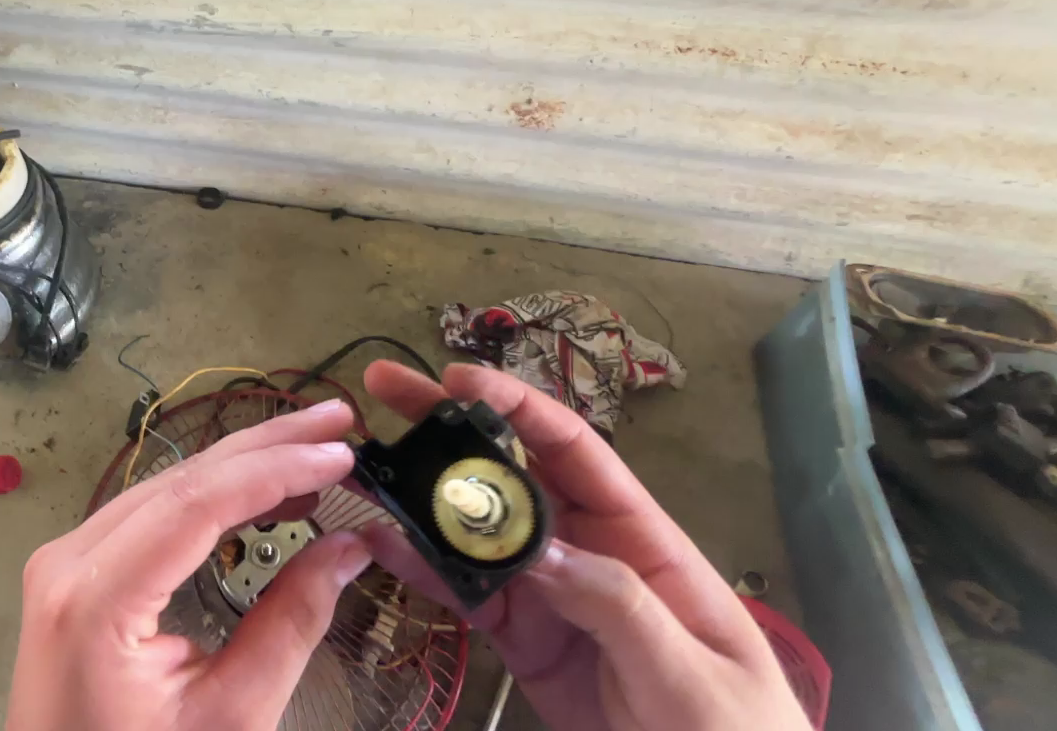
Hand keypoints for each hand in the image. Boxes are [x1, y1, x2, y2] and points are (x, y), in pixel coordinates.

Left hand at [6, 398, 373, 730]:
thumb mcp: (230, 720)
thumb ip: (290, 625)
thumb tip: (349, 545)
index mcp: (94, 598)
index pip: (194, 503)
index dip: (273, 469)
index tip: (339, 452)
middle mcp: (70, 557)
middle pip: (181, 480)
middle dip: (266, 446)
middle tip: (337, 421)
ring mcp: (68, 556)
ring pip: (168, 486)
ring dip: (244, 463)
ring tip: (314, 447)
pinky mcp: (79, 565)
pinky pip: (153, 511)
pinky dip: (213, 495)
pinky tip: (262, 488)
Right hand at [363, 360, 811, 730]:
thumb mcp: (694, 677)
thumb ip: (620, 607)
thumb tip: (538, 551)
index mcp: (635, 535)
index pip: (572, 449)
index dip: (515, 405)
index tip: (457, 379)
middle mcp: (578, 545)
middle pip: (504, 469)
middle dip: (443, 424)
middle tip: (383, 388)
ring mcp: (540, 586)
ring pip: (469, 524)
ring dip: (415, 492)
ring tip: (362, 467)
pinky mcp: (513, 629)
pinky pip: (458, 587)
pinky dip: (416, 563)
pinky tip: (379, 542)